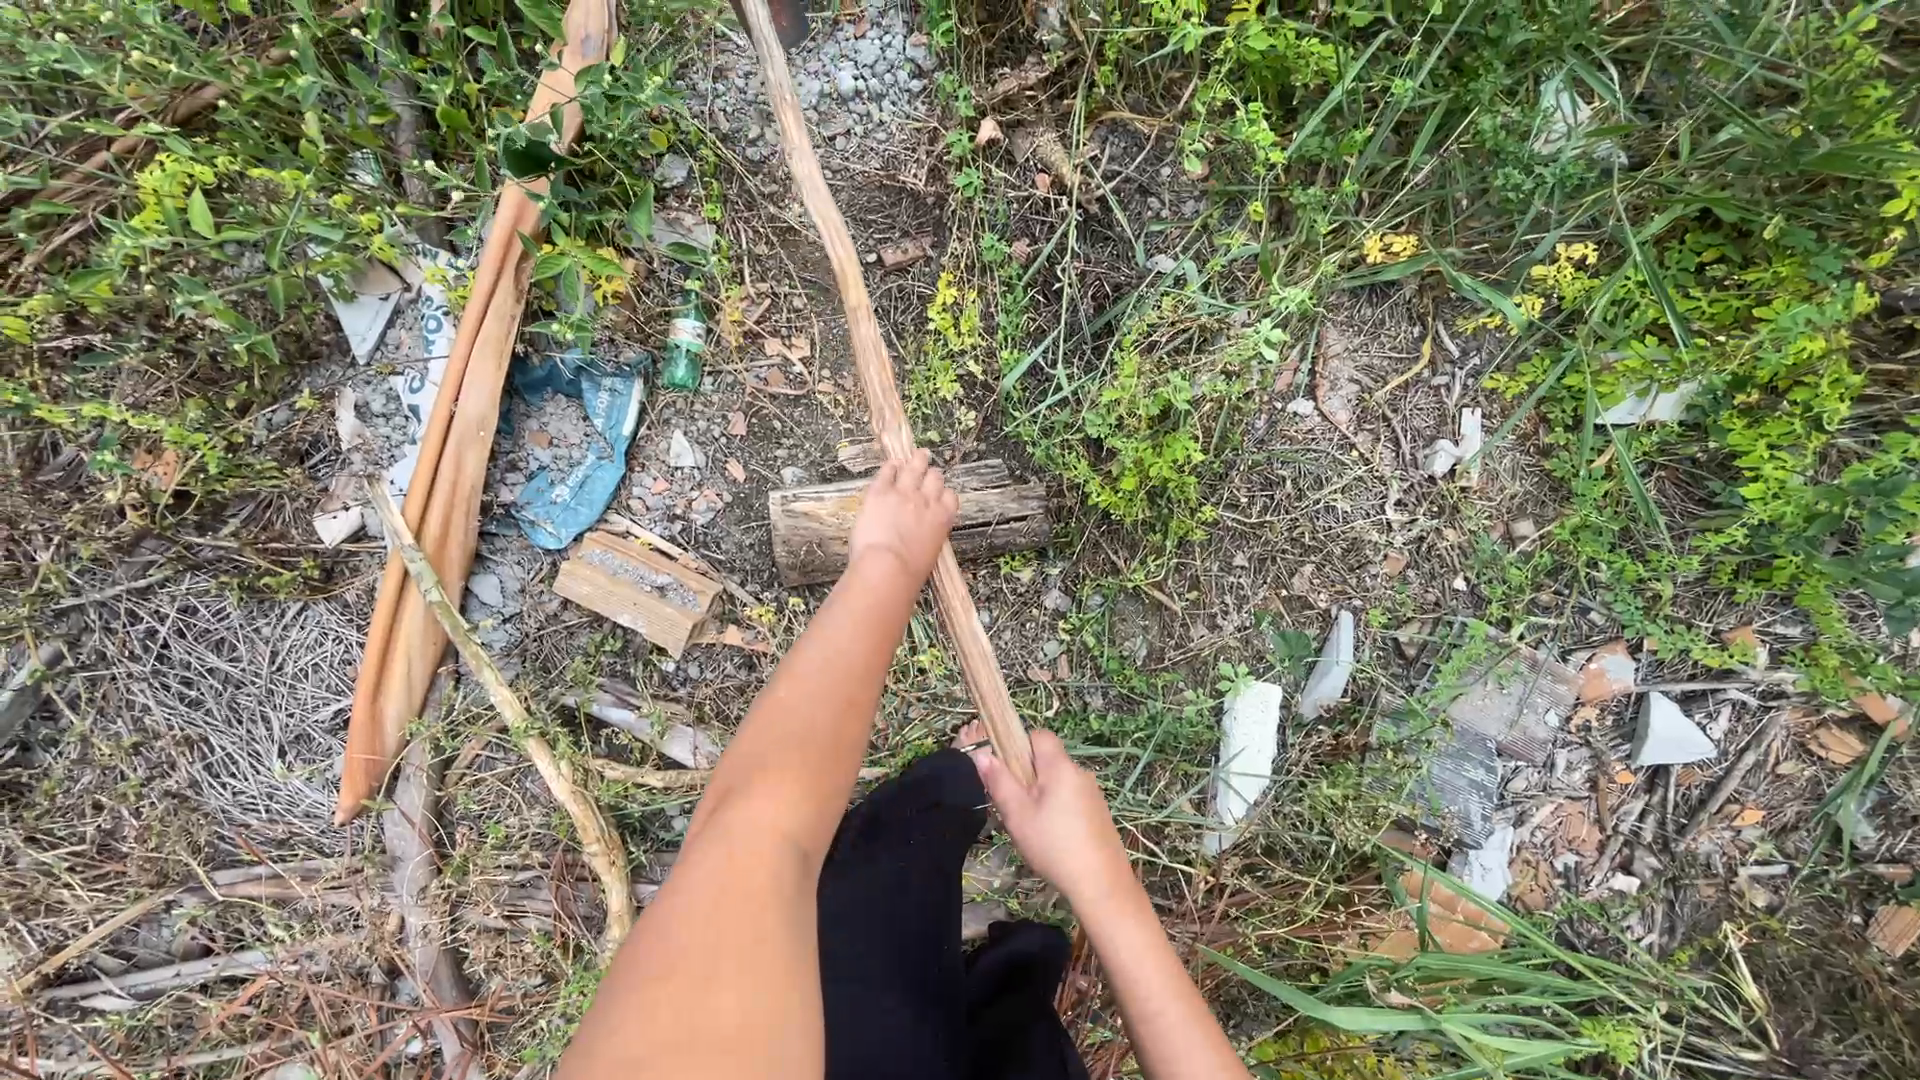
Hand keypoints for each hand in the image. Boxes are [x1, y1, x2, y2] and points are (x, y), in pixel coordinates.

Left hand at [848, 448, 958, 584]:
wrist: (887, 568)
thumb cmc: (909, 572)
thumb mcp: (929, 555)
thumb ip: (928, 537)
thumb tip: (920, 537)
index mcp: (942, 518)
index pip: (950, 496)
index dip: (944, 493)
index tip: (940, 493)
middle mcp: (926, 501)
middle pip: (934, 478)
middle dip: (931, 475)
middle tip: (928, 470)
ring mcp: (903, 493)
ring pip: (914, 468)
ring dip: (917, 460)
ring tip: (918, 455)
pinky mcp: (880, 492)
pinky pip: (887, 472)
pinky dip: (890, 467)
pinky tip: (892, 464)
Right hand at [970, 729, 1133, 907]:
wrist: (1102, 884)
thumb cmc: (1054, 846)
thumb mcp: (1018, 815)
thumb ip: (999, 782)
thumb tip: (983, 754)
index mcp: (1060, 767)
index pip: (1039, 735)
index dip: (1019, 746)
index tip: (1008, 773)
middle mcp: (1080, 773)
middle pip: (1048, 760)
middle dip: (1028, 777)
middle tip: (1016, 807)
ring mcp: (1093, 793)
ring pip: (1059, 782)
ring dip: (1042, 796)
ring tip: (1033, 828)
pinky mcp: (1099, 813)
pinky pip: (1071, 799)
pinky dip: (1059, 809)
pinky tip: (1053, 838)